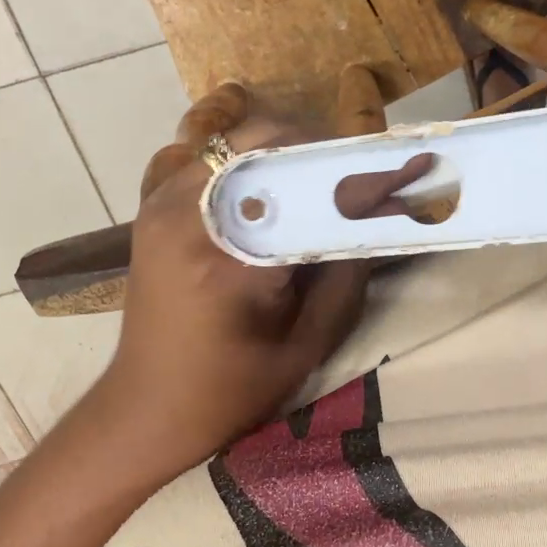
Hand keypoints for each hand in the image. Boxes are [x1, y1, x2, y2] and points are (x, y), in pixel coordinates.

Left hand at [96, 83, 416, 466]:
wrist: (148, 407)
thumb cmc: (232, 391)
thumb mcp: (307, 346)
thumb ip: (346, 277)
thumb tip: (376, 216)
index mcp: (228, 261)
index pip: (302, 188)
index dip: (355, 173)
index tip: (398, 168)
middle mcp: (187, 218)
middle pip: (261, 143)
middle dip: (316, 148)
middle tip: (354, 172)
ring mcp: (161, 206)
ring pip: (230, 139)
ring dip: (279, 147)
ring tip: (316, 175)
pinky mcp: (152, 207)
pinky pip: (202, 155)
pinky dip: (242, 157)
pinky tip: (266, 185)